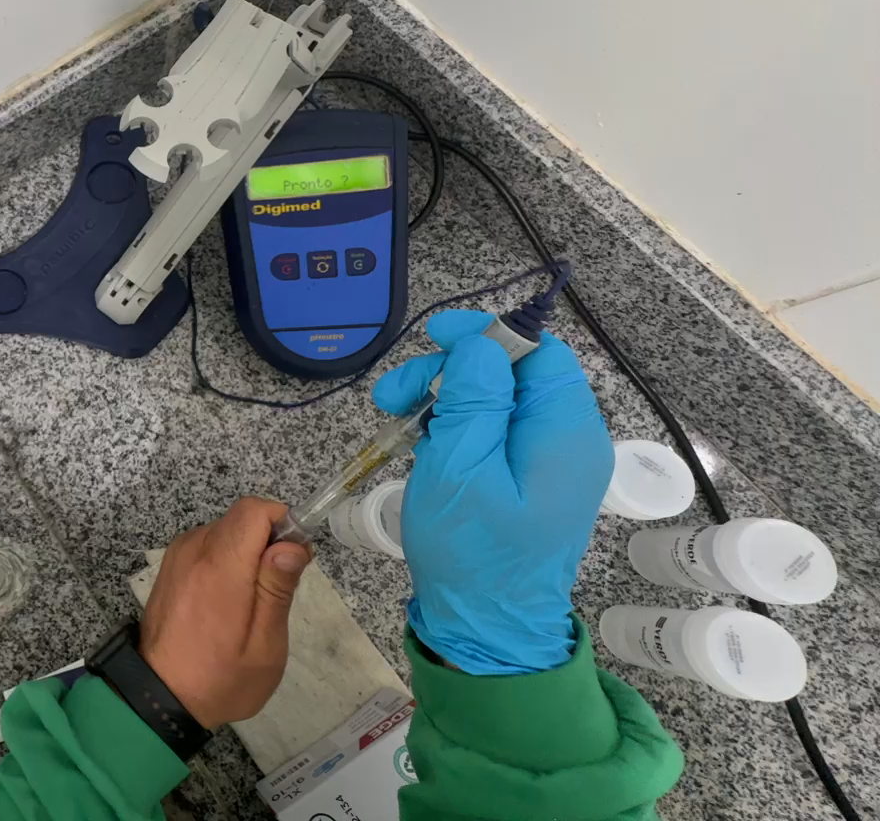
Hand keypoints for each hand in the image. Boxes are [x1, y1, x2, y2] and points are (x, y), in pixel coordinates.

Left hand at [138, 497, 311, 726]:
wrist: (160, 690)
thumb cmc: (221, 676)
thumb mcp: (264, 644)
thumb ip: (276, 588)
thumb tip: (291, 544)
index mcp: (219, 564)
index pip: (253, 510)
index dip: (282, 524)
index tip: (296, 559)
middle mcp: (194, 547)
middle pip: (242, 519)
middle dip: (269, 544)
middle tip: (278, 592)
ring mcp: (179, 552)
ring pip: (227, 531)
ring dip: (249, 554)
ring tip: (253, 604)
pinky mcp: (172, 561)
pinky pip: (210, 544)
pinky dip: (228, 561)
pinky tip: (230, 601)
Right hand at [372, 309, 612, 674]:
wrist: (484, 620)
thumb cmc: (470, 545)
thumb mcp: (459, 464)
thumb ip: (472, 398)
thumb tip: (479, 343)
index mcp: (562, 433)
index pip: (539, 354)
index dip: (487, 335)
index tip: (431, 337)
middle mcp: (564, 440)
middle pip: (509, 373)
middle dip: (447, 370)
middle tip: (391, 394)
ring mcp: (544, 461)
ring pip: (491, 398)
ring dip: (440, 395)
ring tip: (394, 416)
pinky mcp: (522, 476)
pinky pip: (489, 428)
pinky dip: (449, 422)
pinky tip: (418, 440)